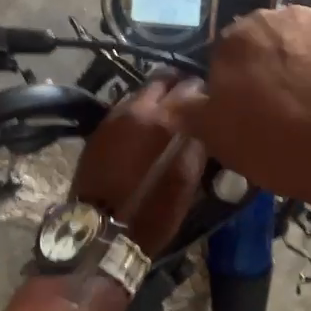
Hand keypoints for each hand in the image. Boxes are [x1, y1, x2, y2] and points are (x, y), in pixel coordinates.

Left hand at [71, 74, 207, 255]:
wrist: (97, 233)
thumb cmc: (150, 212)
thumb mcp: (185, 180)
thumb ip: (198, 143)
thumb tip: (206, 123)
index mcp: (162, 118)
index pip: (190, 84)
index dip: (204, 90)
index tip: (212, 101)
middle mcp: (136, 107)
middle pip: (162, 78)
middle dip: (178, 85)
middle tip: (191, 102)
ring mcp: (113, 116)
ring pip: (142, 90)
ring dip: (157, 97)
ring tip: (170, 115)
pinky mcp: (99, 128)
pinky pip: (125, 106)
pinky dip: (140, 110)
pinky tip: (147, 128)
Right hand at [177, 6, 310, 202]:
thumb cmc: (275, 141)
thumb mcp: (218, 137)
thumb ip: (189, 113)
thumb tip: (166, 103)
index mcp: (234, 39)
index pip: (227, 55)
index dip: (238, 84)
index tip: (250, 110)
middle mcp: (273, 16)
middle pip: (268, 41)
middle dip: (273, 66)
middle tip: (285, 106)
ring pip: (305, 40)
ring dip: (307, 60)